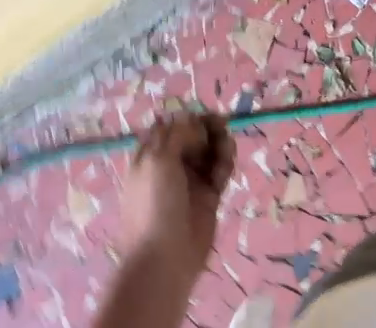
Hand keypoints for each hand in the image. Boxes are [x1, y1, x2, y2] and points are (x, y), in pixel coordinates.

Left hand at [117, 113, 235, 281]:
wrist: (165, 257)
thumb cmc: (155, 204)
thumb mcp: (158, 160)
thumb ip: (178, 133)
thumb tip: (194, 119)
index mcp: (149, 156)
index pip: (168, 128)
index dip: (184, 119)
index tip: (199, 117)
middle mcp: (169, 166)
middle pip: (192, 136)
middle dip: (207, 128)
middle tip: (221, 124)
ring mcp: (189, 181)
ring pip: (209, 152)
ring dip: (219, 144)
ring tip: (226, 147)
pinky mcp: (208, 196)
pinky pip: (219, 171)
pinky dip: (224, 164)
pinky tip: (225, 168)